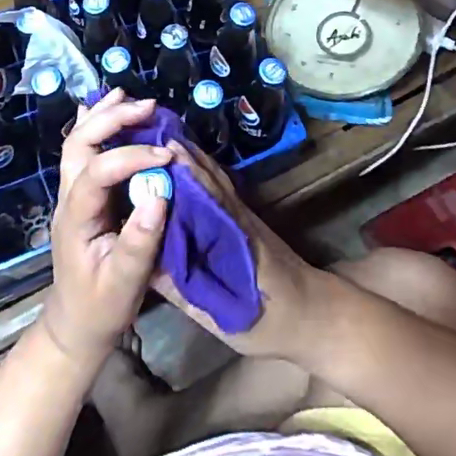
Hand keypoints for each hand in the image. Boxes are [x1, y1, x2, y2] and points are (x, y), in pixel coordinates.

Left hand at [39, 89, 172, 367]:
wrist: (76, 323)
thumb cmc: (101, 306)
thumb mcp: (125, 283)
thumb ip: (140, 242)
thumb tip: (159, 195)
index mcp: (75, 217)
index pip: (97, 172)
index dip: (130, 158)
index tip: (166, 157)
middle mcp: (68, 196)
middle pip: (79, 144)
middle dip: (110, 120)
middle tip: (146, 107)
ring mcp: (71, 192)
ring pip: (78, 142)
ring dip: (102, 116)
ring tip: (127, 95)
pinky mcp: (82, 193)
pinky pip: (83, 151)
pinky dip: (96, 126)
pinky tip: (104, 108)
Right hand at [151, 140, 331, 361]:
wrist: (313, 316)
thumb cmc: (267, 321)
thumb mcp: (221, 316)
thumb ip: (182, 289)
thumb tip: (141, 261)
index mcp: (230, 233)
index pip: (201, 190)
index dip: (176, 169)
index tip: (146, 150)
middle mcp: (235, 213)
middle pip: (204, 173)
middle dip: (174, 154)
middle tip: (141, 133)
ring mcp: (240, 212)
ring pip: (210, 174)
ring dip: (185, 156)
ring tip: (154, 139)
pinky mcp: (242, 217)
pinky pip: (215, 185)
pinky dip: (196, 169)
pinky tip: (179, 163)